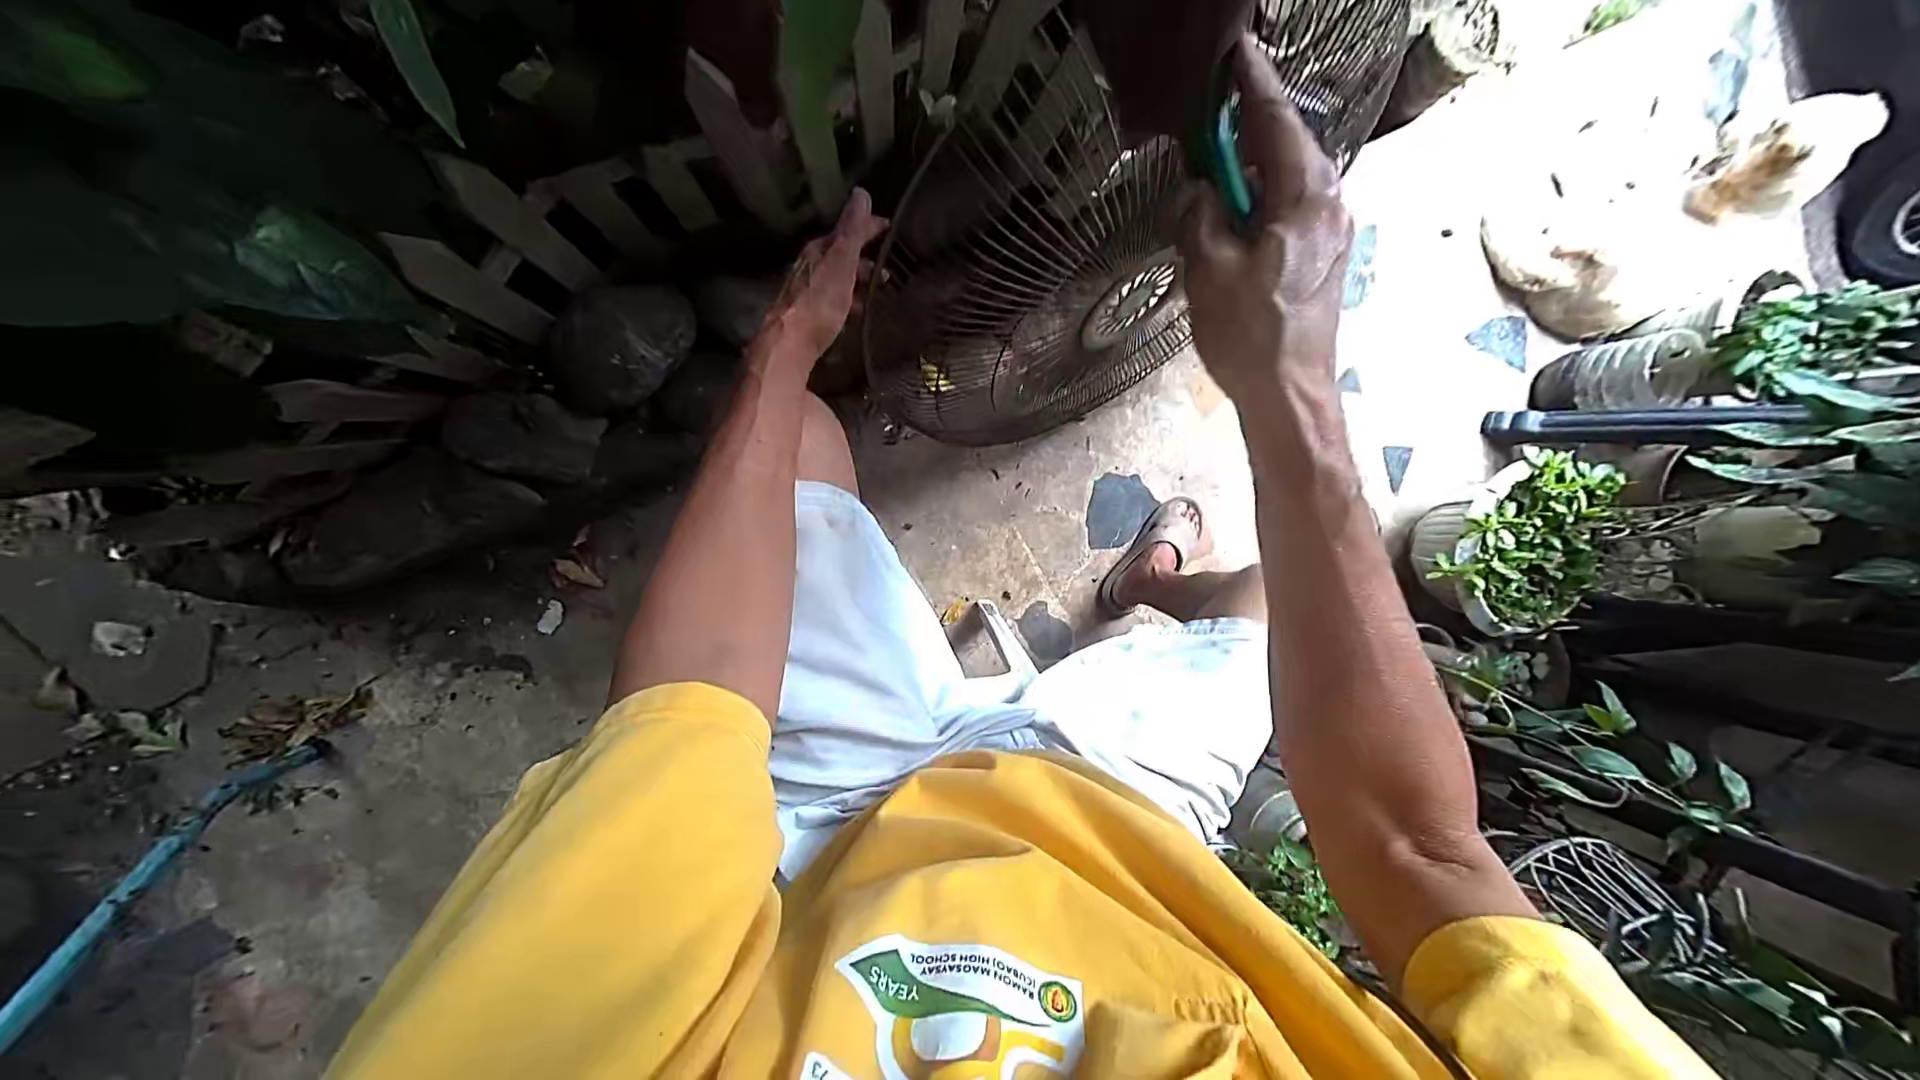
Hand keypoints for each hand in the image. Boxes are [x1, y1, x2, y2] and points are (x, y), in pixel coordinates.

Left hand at [756, 188, 889, 366]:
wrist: (790, 345)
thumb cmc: (819, 303)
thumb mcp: (840, 262)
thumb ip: (852, 231)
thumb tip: (861, 193)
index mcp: (819, 249)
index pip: (848, 230)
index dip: (870, 227)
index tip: (891, 230)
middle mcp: (810, 266)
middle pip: (841, 255)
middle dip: (865, 258)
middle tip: (888, 269)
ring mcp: (807, 291)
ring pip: (838, 279)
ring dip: (858, 281)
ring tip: (878, 293)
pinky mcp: (808, 316)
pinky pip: (834, 300)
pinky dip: (849, 300)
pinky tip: (856, 313)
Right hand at [1178, 34, 1351, 405]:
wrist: (1289, 390)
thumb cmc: (1251, 335)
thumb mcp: (1210, 272)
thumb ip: (1201, 218)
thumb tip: (1201, 193)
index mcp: (1304, 199)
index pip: (1275, 122)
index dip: (1251, 85)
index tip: (1236, 54)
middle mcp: (1329, 205)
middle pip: (1287, 146)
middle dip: (1250, 128)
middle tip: (1215, 117)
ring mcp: (1330, 233)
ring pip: (1289, 180)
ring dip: (1253, 169)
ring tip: (1218, 173)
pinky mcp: (1321, 258)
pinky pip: (1291, 210)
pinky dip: (1262, 200)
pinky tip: (1237, 217)